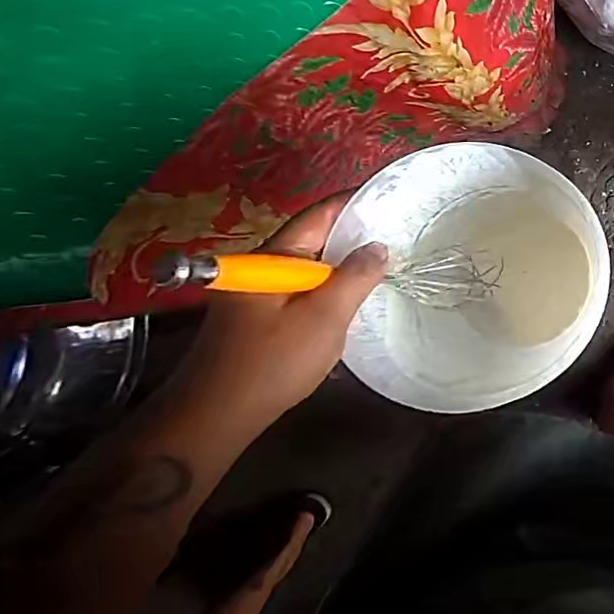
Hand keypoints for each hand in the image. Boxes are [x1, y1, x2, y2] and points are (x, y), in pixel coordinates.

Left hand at [171, 191, 388, 418]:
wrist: (216, 416)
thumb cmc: (273, 362)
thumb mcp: (325, 317)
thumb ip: (356, 277)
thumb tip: (378, 247)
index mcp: (269, 259)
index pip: (317, 216)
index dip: (353, 203)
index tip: (388, 197)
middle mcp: (258, 267)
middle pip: (313, 239)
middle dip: (353, 233)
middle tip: (397, 232)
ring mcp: (254, 292)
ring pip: (308, 266)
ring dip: (343, 264)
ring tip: (384, 263)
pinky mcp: (257, 315)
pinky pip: (301, 288)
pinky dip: (329, 286)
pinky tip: (352, 298)